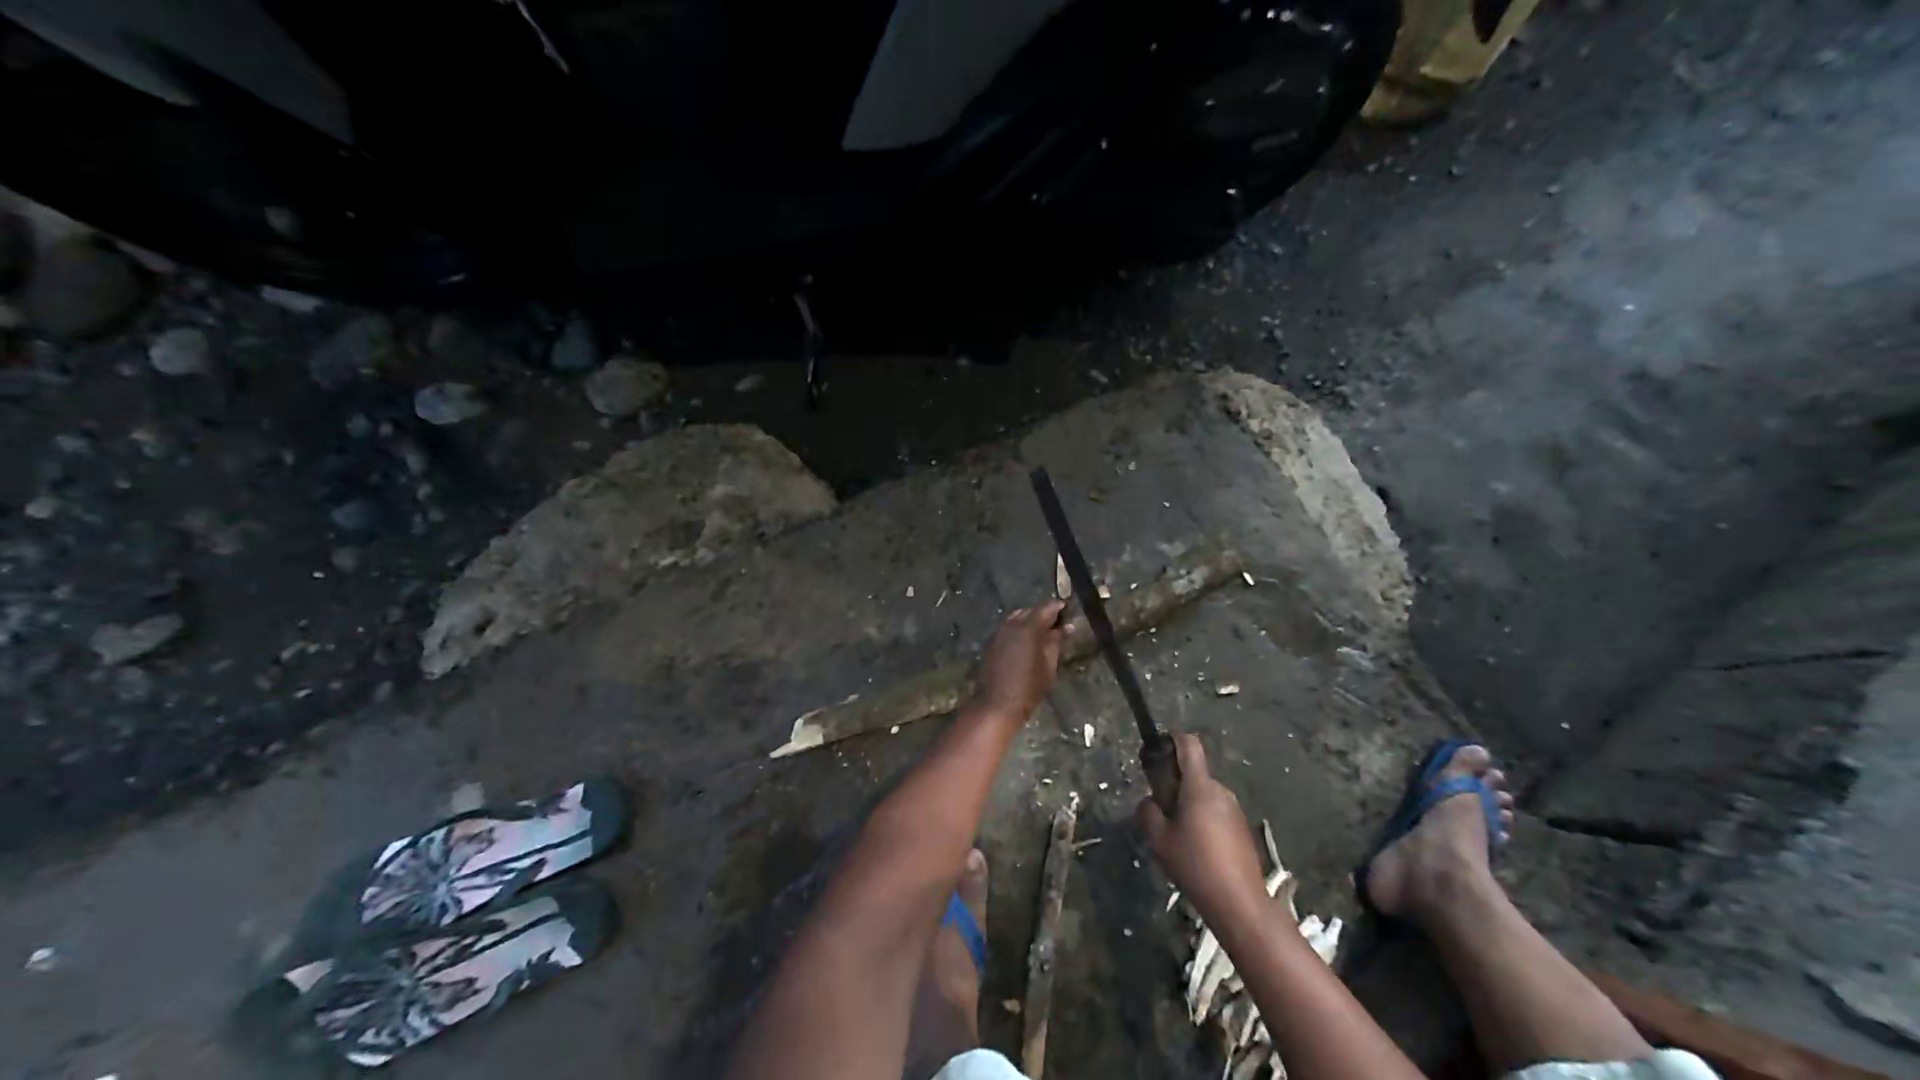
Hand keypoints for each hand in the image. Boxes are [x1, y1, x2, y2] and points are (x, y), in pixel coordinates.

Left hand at [971, 600, 1066, 720]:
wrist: (997, 704)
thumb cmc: (1028, 688)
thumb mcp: (1048, 665)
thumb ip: (1056, 642)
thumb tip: (1067, 626)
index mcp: (1028, 628)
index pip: (1046, 608)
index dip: (1058, 607)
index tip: (1068, 609)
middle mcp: (1011, 625)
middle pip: (1030, 611)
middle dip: (1044, 614)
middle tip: (1058, 624)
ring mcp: (998, 633)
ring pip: (1017, 618)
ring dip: (1030, 621)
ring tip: (1043, 633)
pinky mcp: (991, 642)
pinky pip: (1008, 628)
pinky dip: (1019, 629)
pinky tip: (1027, 642)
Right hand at [1136, 734, 1269, 928]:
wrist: (1240, 903)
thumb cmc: (1195, 866)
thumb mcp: (1159, 840)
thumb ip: (1149, 812)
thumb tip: (1149, 801)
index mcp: (1200, 787)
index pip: (1189, 745)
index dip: (1172, 739)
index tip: (1157, 751)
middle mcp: (1221, 791)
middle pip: (1194, 775)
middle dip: (1175, 786)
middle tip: (1161, 814)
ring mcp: (1235, 810)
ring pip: (1204, 796)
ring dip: (1189, 806)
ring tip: (1178, 838)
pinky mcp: (1243, 828)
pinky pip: (1217, 813)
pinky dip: (1204, 821)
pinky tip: (1198, 851)